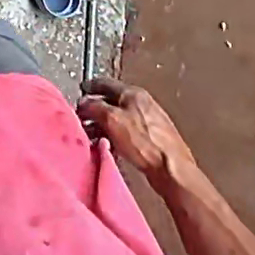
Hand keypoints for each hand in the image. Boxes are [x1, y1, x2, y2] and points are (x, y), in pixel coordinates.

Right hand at [78, 77, 195, 190]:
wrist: (172, 170)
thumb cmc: (145, 144)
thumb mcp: (111, 119)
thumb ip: (94, 107)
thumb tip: (84, 103)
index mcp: (134, 94)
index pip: (106, 83)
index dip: (90, 87)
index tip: (82, 90)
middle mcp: (144, 105)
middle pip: (113, 101)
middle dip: (95, 109)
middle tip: (83, 117)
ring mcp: (150, 122)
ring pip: (120, 118)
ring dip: (104, 124)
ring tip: (92, 134)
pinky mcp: (154, 139)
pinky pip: (129, 132)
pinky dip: (116, 136)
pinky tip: (110, 145)